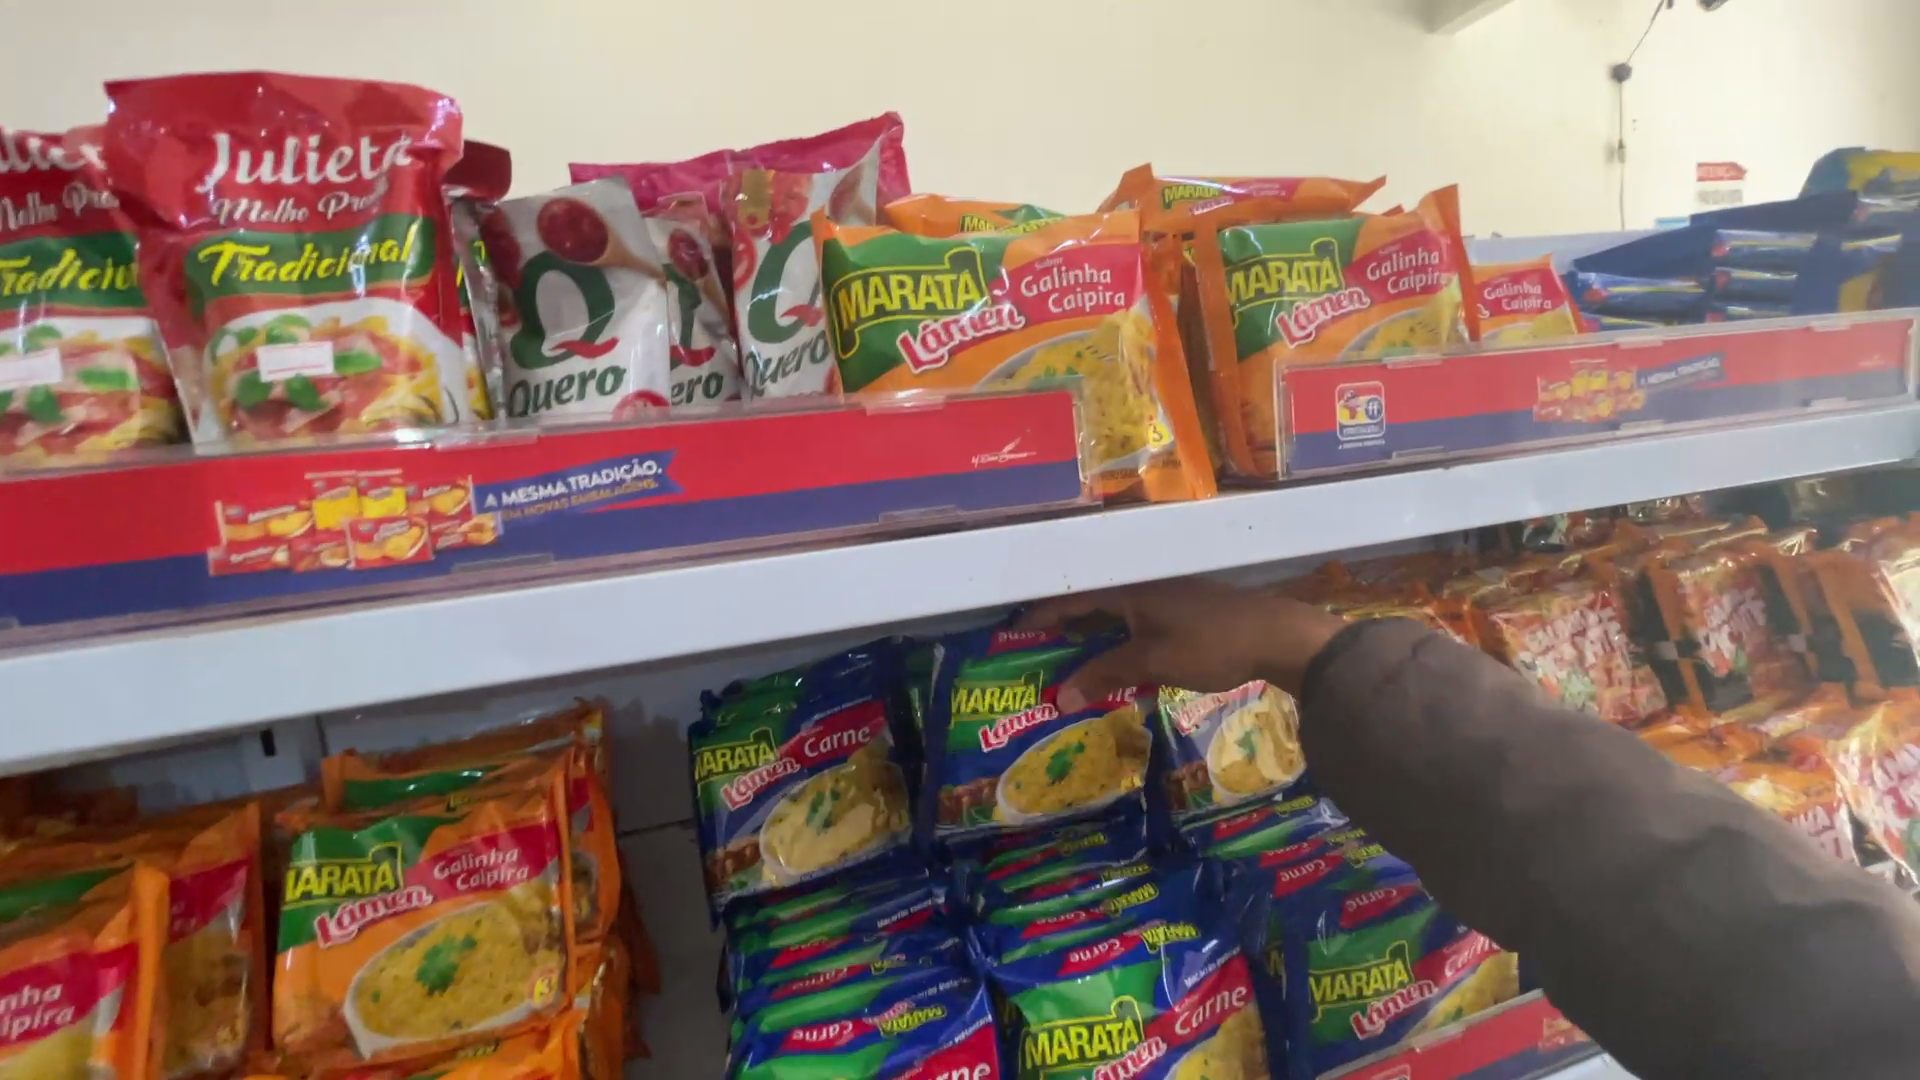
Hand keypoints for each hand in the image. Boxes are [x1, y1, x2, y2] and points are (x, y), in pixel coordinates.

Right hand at [1016, 579, 1348, 708]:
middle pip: (1091, 602)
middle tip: (1038, 651)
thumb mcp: (1152, 661)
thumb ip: (1105, 674)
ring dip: (1091, 634)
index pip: (1071, 597)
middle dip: (1063, 626)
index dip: (1041, 615)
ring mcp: (1166, 594)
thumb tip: (1060, 698)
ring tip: (1069, 659)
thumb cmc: (1209, 643)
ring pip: (1115, 612)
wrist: (1278, 637)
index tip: (1014, 633)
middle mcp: (1143, 583)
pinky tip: (1117, 659)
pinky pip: (1135, 620)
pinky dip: (1117, 637)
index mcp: (1129, 588)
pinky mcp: (1184, 608)